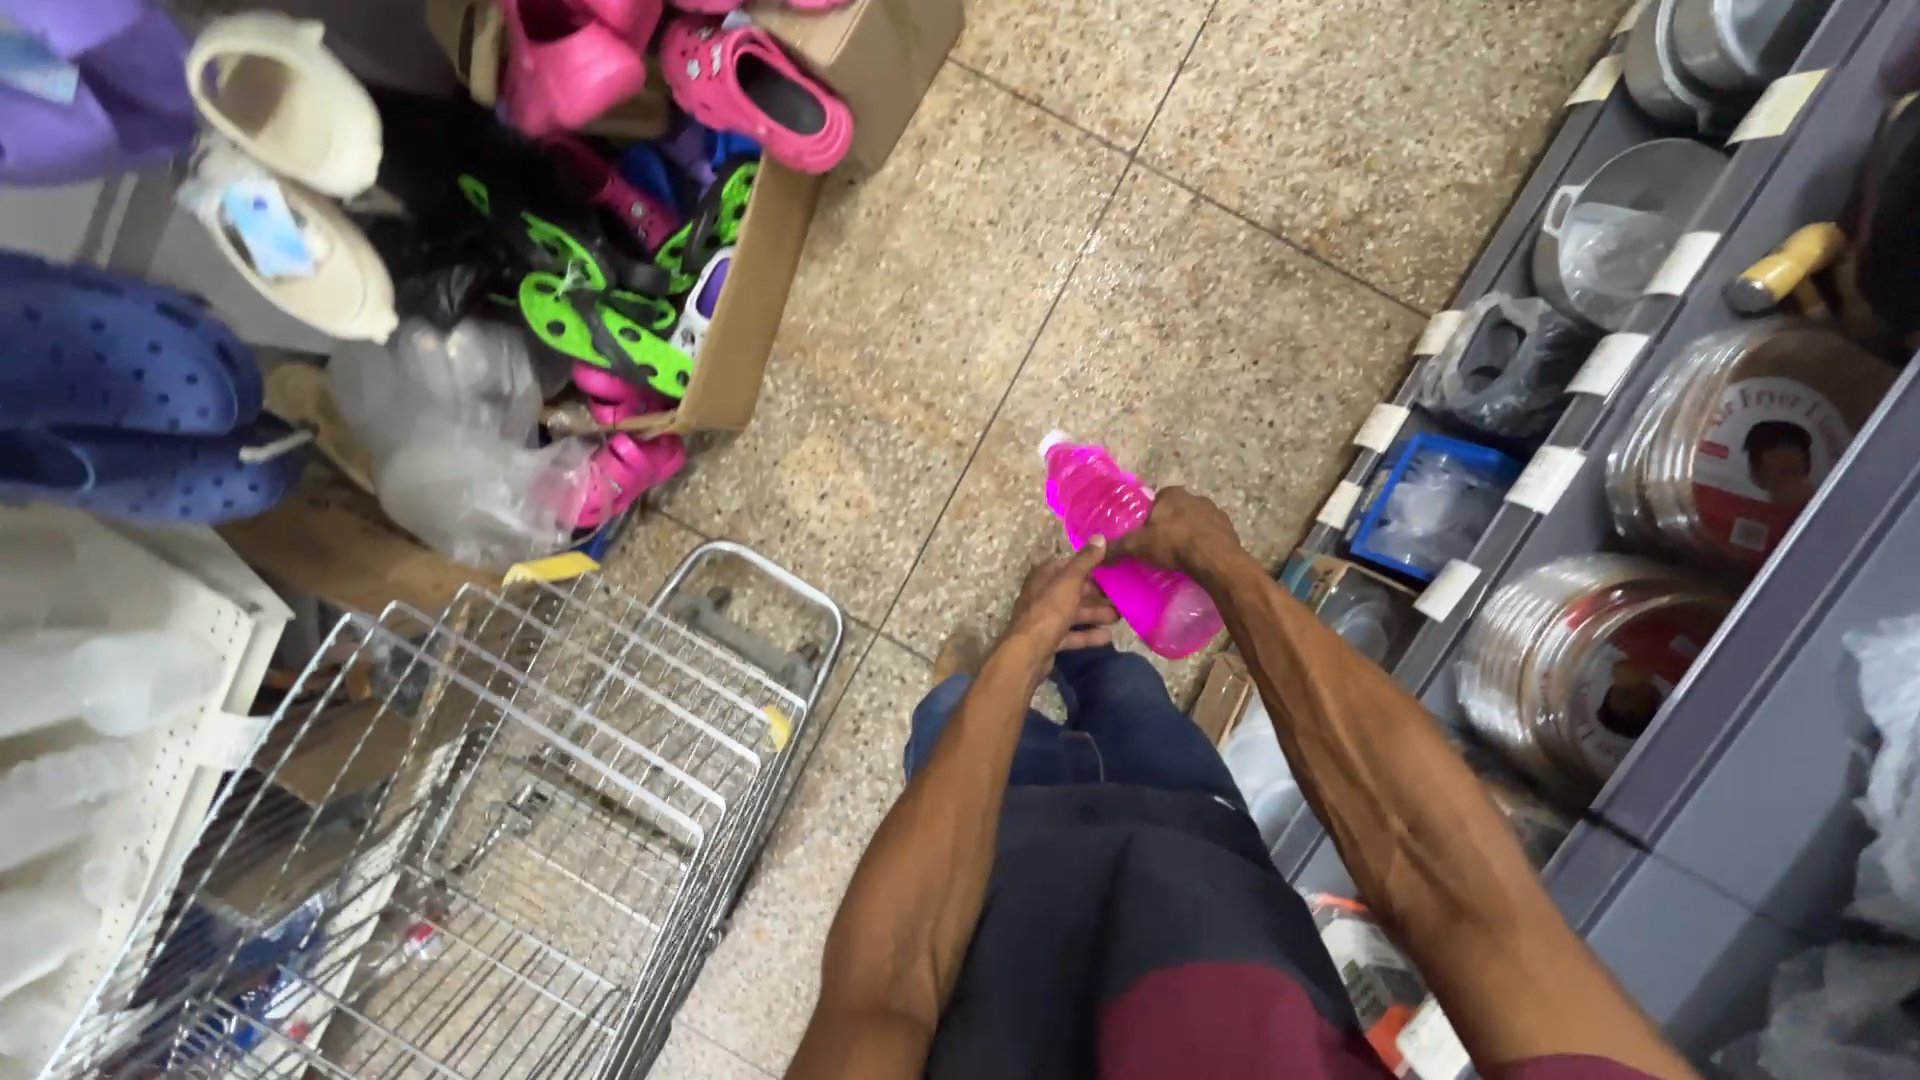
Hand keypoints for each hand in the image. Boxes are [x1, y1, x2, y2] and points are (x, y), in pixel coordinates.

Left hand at [1004, 539, 1119, 654]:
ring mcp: (1045, 619)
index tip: (1111, 569)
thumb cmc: (1049, 611)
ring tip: (1120, 616)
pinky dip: (1088, 635)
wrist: (1028, 652)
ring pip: (1074, 613)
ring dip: (1096, 614)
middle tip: (1121, 596)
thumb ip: (1085, 561)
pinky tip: (1108, 636)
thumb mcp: (1069, 582)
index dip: (1089, 567)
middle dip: (1096, 594)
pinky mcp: (1049, 640)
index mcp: (1043, 577)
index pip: (1068, 566)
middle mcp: (1042, 595)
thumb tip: (1100, 537)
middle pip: (1073, 591)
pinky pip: (1072, 634)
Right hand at [1108, 487, 1243, 573]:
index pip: (1157, 501)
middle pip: (1176, 512)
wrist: (1214, 559)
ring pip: (1195, 523)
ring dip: (1188, 535)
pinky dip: (1204, 545)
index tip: (1146, 535)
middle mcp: (1195, 497)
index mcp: (1172, 494)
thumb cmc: (1173, 543)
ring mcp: (1215, 512)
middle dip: (1170, 526)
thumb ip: (1117, 547)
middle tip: (1160, 547)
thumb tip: (1096, 553)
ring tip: (1179, 557)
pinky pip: (1211, 536)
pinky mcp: (1229, 529)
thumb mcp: (1138, 546)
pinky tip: (1198, 561)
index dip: (1150, 517)